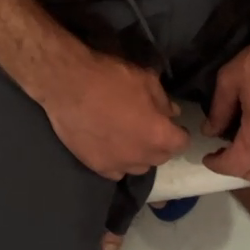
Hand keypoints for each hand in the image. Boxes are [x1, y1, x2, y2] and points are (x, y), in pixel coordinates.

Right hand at [37, 51, 190, 179]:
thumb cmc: (109, 77)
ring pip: (139, 166)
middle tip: (148, 125)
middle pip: (161, 157)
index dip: (178, 131)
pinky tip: (110, 145)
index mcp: (159, 135)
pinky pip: (116, 171)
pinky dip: (118, 162)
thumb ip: (163, 100)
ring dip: (139, 154)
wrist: (68, 85)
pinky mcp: (97, 167)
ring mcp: (118, 165)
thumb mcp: (145, 79)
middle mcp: (142, 157)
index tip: (170, 122)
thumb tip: (172, 113)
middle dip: (160, 143)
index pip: (181, 142)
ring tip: (128, 137)